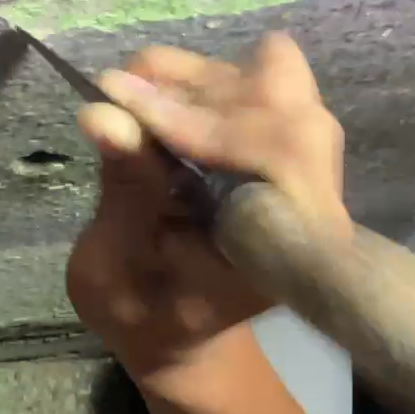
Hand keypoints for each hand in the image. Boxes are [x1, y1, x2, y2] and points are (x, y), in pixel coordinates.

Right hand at [67, 33, 348, 392]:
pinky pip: (264, 92)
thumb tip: (103, 111)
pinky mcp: (285, 155)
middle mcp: (311, 201)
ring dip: (200, 80)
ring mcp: (305, 173)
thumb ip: (123, 192)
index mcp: (281, 248)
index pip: (275, 151)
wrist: (175, 333)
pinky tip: (158, 101)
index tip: (121, 99)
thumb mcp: (114, 269)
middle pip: (282, 102)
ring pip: (277, 83)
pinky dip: (206, 85)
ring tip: (134, 90)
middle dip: (196, 90)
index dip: (198, 119)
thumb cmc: (141, 317)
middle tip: (120, 90)